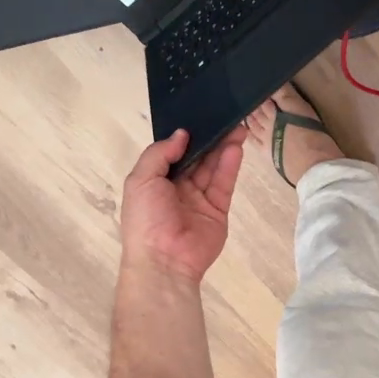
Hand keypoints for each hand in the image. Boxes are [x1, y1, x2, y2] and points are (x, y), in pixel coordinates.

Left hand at [119, 127, 248, 283]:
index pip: (173, 154)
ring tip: (237, 128)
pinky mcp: (218, 209)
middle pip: (197, 159)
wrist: (164, 259)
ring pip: (213, 168)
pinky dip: (230, 166)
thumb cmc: (146, 219)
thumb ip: (160, 154)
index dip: (186, 137)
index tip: (198, 118)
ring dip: (224, 148)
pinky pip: (224, 184)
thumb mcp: (140, 180)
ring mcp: (200, 199)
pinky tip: (236, 148)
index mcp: (156, 182)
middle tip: (225, 119)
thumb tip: (182, 135)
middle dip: (210, 139)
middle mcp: (178, 188)